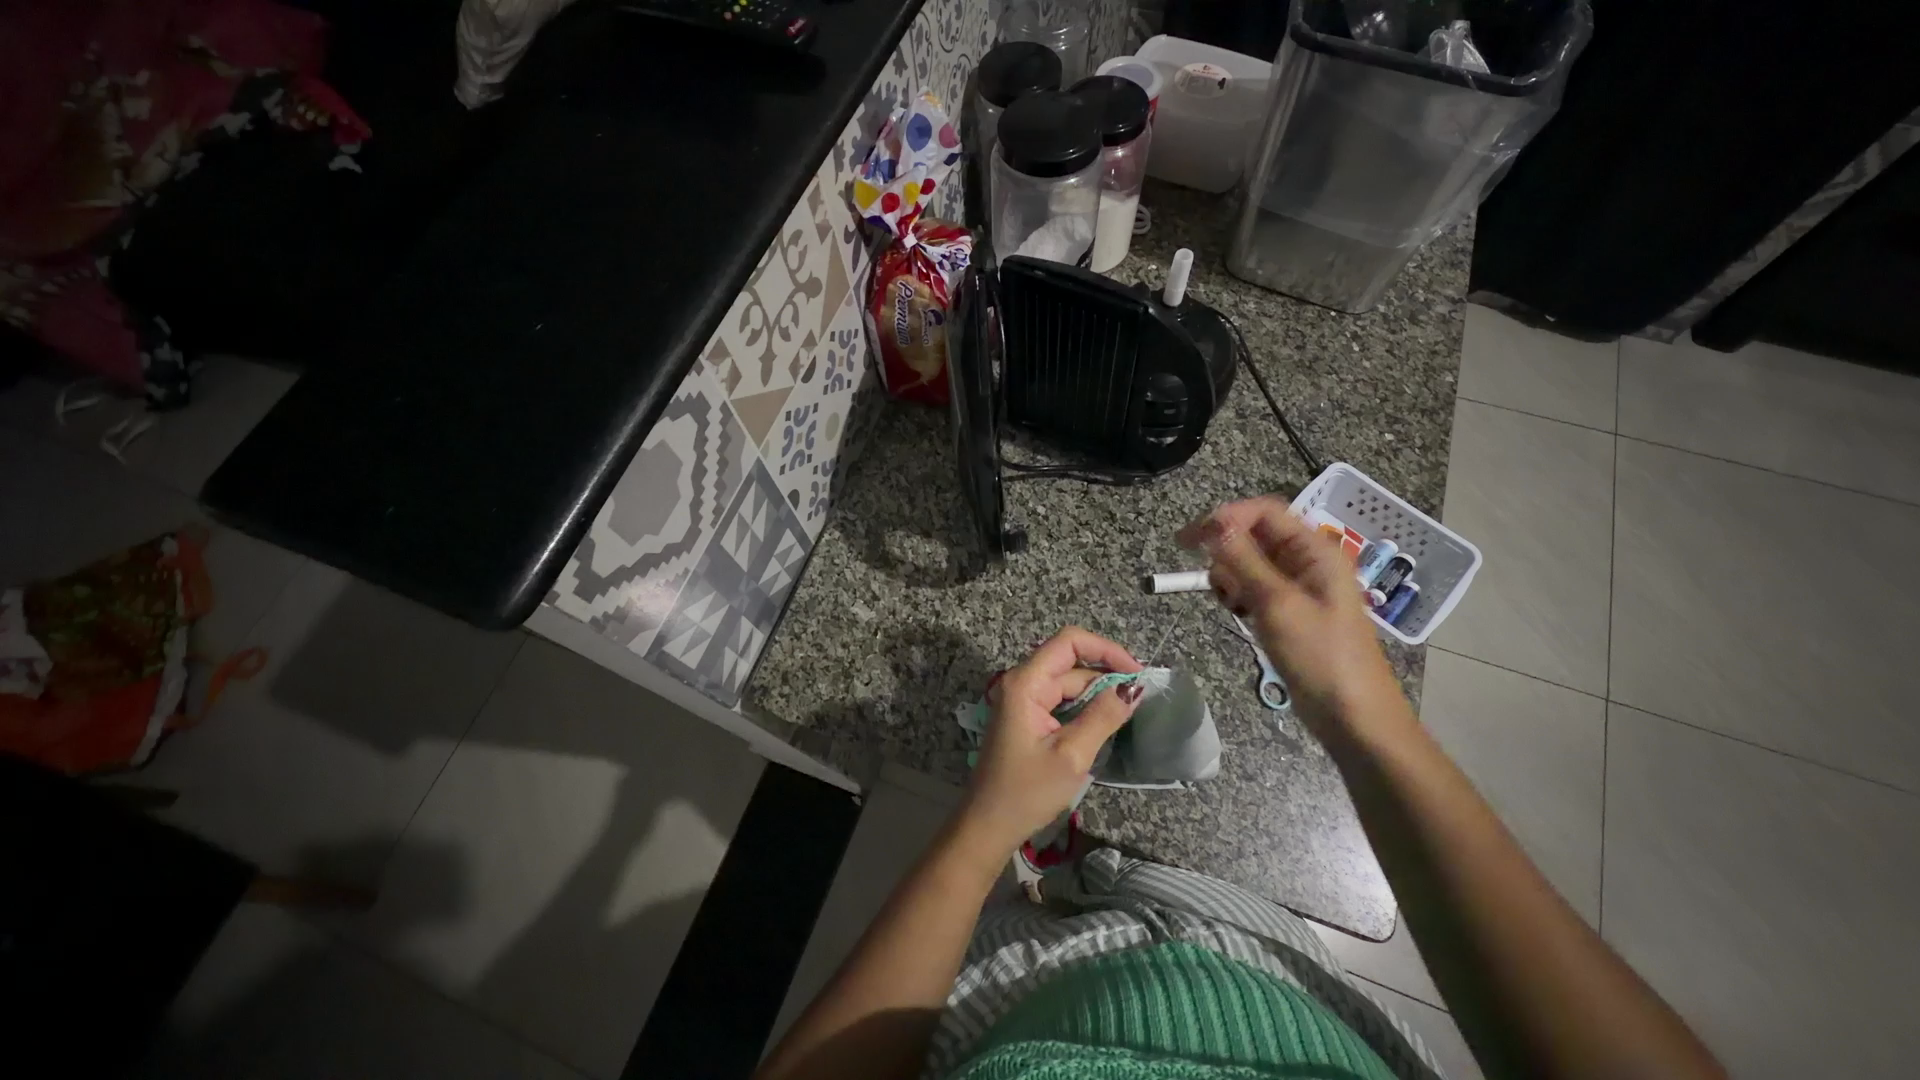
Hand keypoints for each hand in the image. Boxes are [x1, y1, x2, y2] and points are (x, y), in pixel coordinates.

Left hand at [955, 627, 1144, 859]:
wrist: (989, 825)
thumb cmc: (1027, 791)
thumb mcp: (1072, 755)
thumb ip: (1103, 716)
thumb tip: (1134, 688)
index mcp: (1025, 683)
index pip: (1069, 642)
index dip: (1106, 649)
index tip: (1136, 672)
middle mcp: (1021, 683)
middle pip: (1070, 661)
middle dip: (1106, 672)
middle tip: (1140, 695)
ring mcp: (1022, 700)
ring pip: (1067, 681)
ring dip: (1098, 690)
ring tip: (1129, 707)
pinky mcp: (1026, 717)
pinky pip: (1060, 699)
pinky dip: (1084, 704)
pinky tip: (1106, 718)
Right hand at [1177, 497, 1406, 734]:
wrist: (1352, 715)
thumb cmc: (1320, 656)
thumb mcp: (1277, 603)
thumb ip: (1243, 560)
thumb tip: (1213, 523)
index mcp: (1315, 551)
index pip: (1264, 512)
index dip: (1226, 518)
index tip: (1190, 540)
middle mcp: (1307, 562)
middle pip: (1255, 535)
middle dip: (1226, 551)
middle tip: (1211, 580)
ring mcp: (1298, 588)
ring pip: (1250, 563)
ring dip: (1231, 574)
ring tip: (1230, 603)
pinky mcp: (1288, 612)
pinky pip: (1255, 588)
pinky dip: (1239, 594)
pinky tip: (1236, 612)